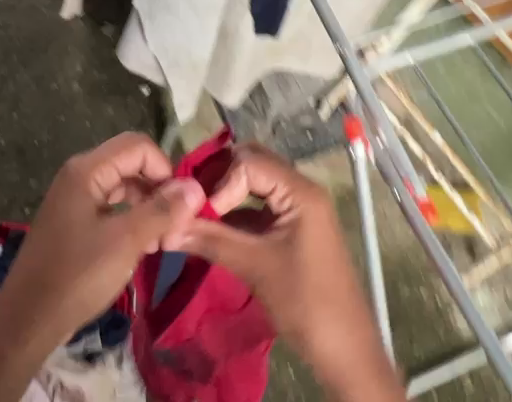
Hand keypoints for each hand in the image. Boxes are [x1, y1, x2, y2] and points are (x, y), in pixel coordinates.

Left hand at [0, 133, 203, 401]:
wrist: (28, 319)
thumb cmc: (77, 275)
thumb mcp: (126, 241)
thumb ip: (162, 210)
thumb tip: (196, 186)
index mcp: (87, 170)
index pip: (138, 146)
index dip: (165, 170)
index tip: (183, 207)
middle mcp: (79, 175)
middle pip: (131, 163)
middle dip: (159, 190)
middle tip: (177, 230)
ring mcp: (75, 198)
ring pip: (123, 187)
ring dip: (148, 207)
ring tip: (165, 242)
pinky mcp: (74, 221)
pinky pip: (112, 207)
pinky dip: (132, 220)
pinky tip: (145, 246)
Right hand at [169, 144, 402, 401]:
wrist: (344, 350)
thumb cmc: (306, 302)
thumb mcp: (255, 267)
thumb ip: (211, 241)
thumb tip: (167, 228)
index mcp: (300, 191)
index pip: (249, 162)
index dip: (220, 184)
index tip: (200, 215)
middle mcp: (300, 190)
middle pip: (251, 163)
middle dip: (218, 180)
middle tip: (191, 204)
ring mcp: (296, 208)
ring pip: (253, 184)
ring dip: (224, 196)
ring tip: (195, 217)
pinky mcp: (290, 228)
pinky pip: (256, 206)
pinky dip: (233, 214)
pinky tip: (210, 230)